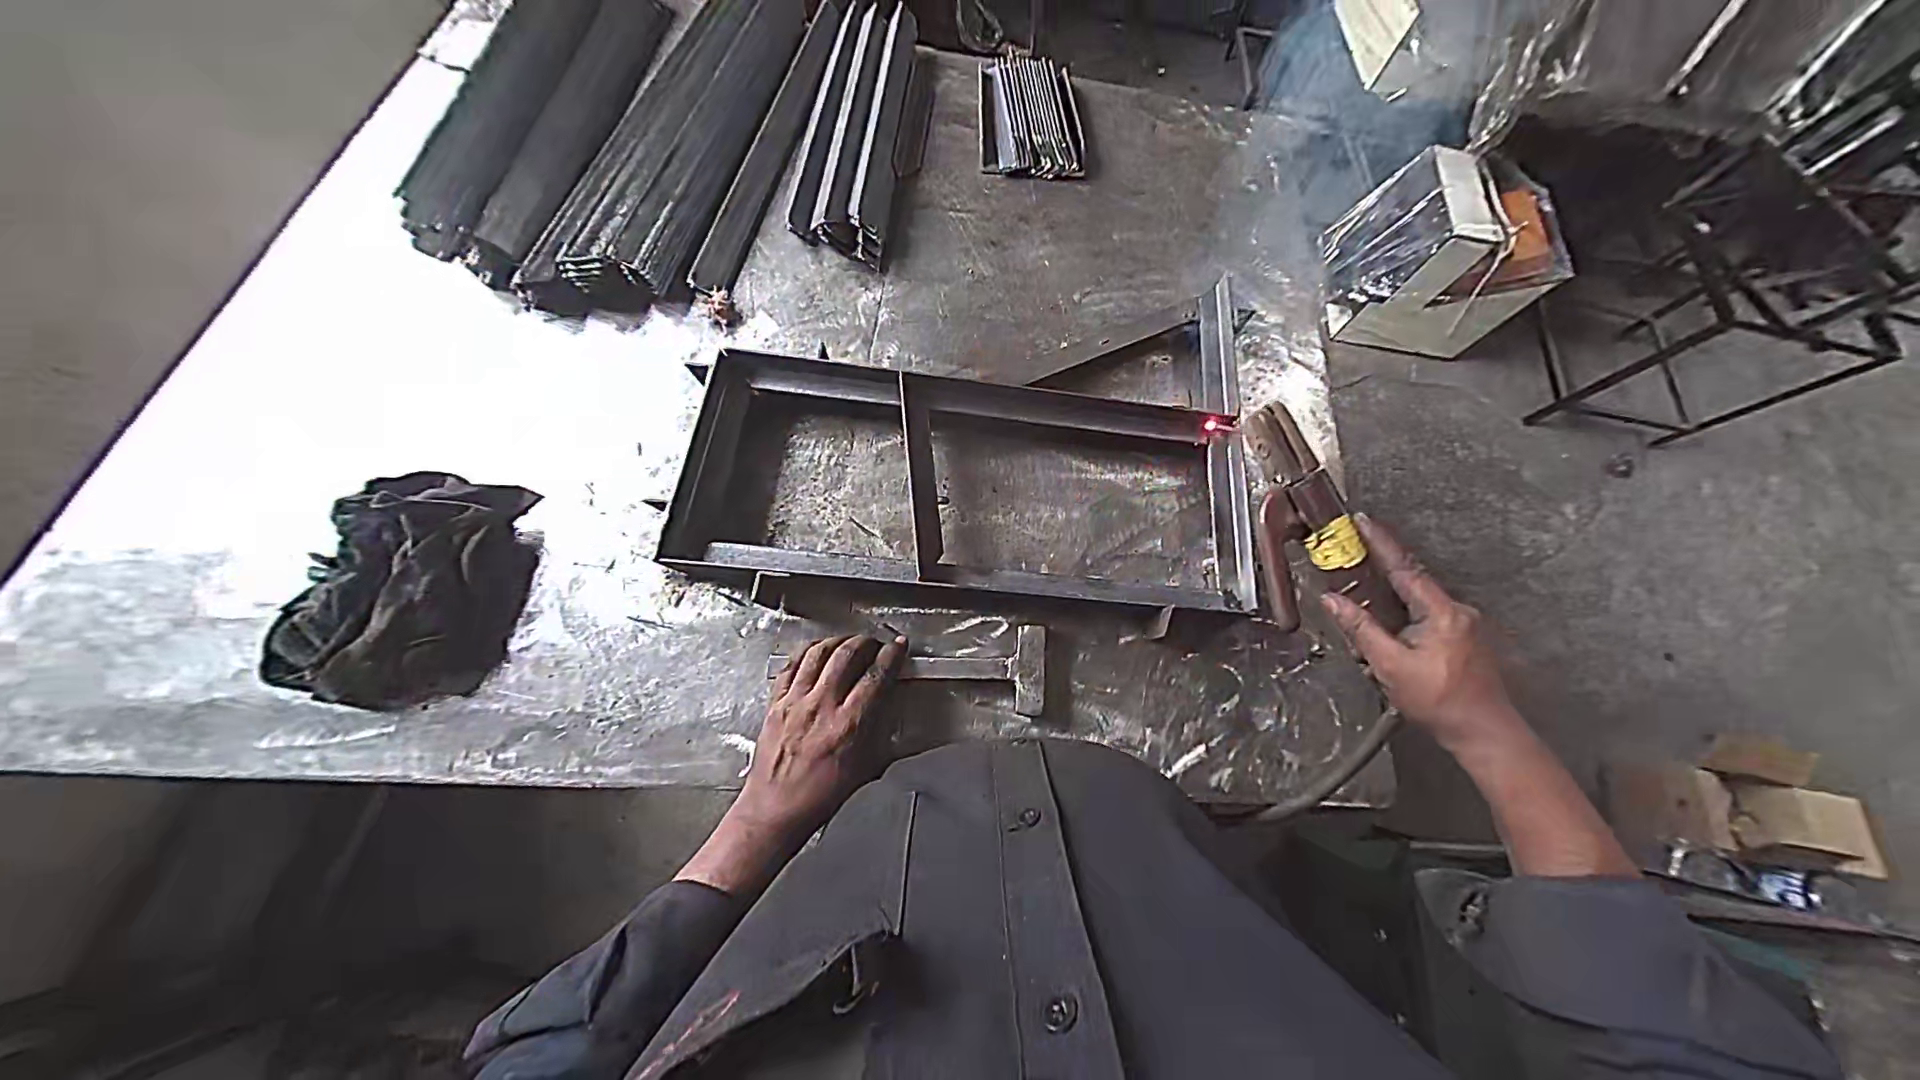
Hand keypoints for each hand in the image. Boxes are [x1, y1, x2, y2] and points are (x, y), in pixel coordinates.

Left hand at [677, 635, 905, 894]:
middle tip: (874, 643)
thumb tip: (897, 715)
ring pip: (819, 653)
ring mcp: (796, 702)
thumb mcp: (867, 767)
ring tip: (848, 641)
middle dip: (866, 642)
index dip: (892, 655)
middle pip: (847, 655)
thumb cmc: (819, 797)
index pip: (877, 675)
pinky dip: (807, 652)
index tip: (898, 646)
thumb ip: (883, 735)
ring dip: (838, 641)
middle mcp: (822, 707)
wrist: (776, 810)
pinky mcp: (776, 703)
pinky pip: (791, 665)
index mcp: (849, 724)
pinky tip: (815, 651)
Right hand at [1318, 516, 1523, 754]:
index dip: (1381, 543)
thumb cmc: (1442, 703)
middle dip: (1381, 565)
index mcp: (1442, 613)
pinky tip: (1390, 627)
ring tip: (1364, 594)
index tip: (1364, 522)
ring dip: (1390, 594)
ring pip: (1417, 599)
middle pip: (1411, 580)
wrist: (1484, 733)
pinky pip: (1426, 614)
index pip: (1404, 568)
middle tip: (1355, 550)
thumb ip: (1360, 628)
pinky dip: (1403, 612)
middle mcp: (1457, 613)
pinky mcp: (1461, 639)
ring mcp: (1462, 626)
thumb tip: (1332, 601)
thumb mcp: (1390, 664)